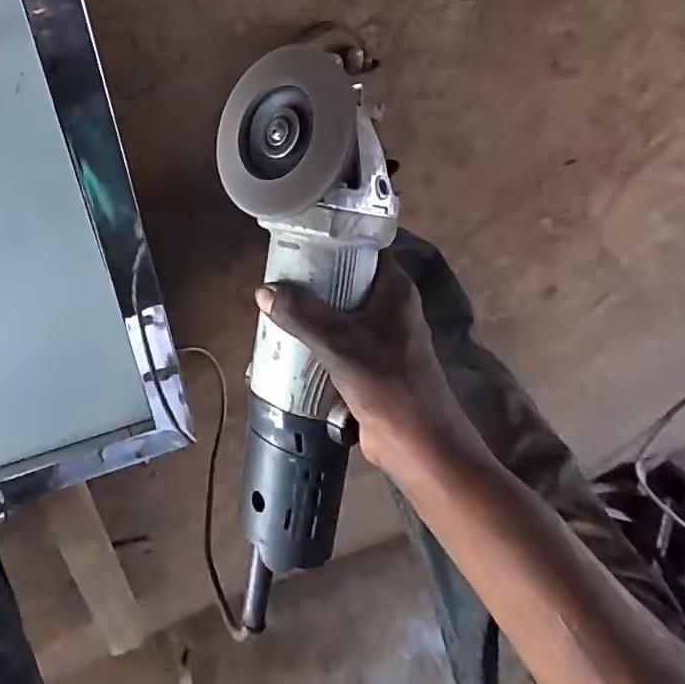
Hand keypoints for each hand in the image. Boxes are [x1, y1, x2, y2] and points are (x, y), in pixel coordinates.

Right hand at [255, 253, 473, 468]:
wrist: (419, 446)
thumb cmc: (388, 384)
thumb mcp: (337, 342)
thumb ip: (300, 314)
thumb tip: (264, 291)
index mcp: (394, 290)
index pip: (362, 248)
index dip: (332, 240)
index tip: (297, 239)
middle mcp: (390, 307)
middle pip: (345, 279)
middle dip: (312, 278)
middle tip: (278, 273)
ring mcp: (381, 335)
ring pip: (339, 310)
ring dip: (310, 310)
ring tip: (276, 304)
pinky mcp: (371, 361)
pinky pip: (337, 338)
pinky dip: (315, 336)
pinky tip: (288, 340)